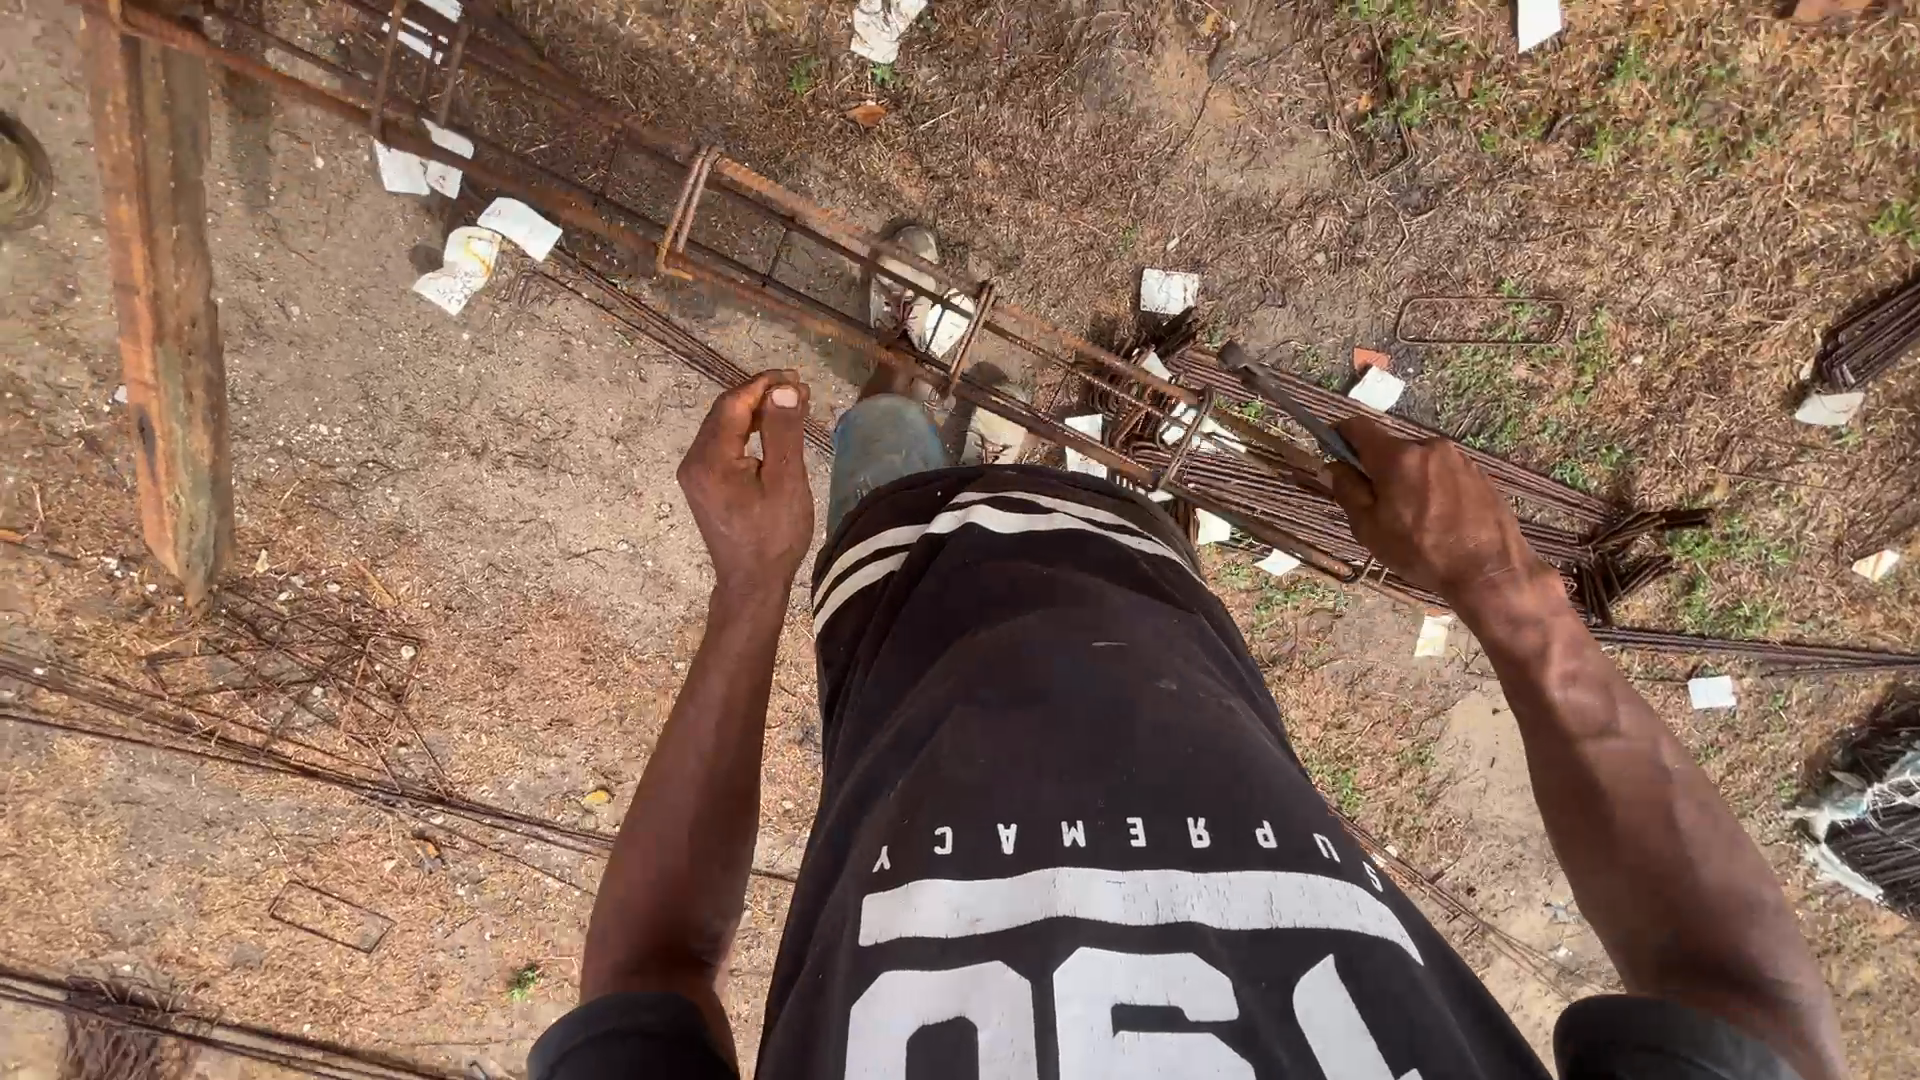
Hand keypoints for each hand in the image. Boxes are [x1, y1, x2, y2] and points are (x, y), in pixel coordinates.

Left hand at [676, 371, 815, 595]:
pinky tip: (773, 432)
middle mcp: (693, 461)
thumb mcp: (785, 482)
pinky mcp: (704, 483)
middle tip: (800, 390)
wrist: (752, 583)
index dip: (764, 384)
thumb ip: (783, 432)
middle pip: (726, 412)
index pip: (733, 404)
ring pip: (725, 427)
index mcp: (710, 459)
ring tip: (793, 406)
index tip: (797, 378)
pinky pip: (725, 445)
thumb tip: (784, 388)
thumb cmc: (774, 537)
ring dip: (757, 412)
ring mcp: (696, 473)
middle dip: (762, 395)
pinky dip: (749, 432)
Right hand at [1325, 416, 1555, 612]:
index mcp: (1397, 457)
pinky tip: (1434, 516)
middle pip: (1388, 447)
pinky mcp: (1477, 472)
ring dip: (1403, 478)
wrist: (1490, 570)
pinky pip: (1439, 471)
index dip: (1339, 435)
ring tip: (1408, 515)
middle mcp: (1428, 447)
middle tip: (1373, 503)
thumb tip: (1334, 468)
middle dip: (1374, 468)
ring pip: (1415, 460)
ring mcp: (1457, 458)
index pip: (1358, 427)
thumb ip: (1347, 490)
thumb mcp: (1369, 527)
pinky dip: (1427, 485)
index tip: (1332, 452)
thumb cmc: (1420, 551)